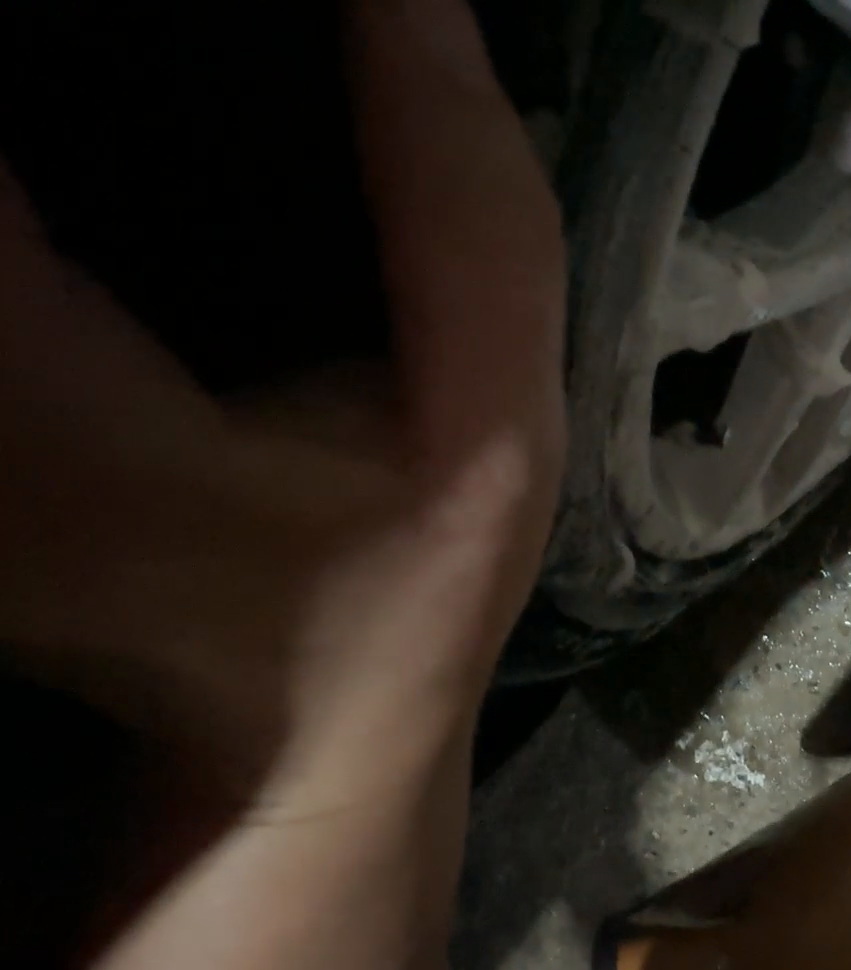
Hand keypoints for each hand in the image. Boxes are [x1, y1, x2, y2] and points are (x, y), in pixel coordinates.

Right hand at [0, 0, 564, 812]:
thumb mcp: (87, 494)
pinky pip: (471, 279)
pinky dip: (426, 198)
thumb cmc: (236, 654)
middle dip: (437, 81)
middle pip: (501, 202)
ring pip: (495, 237)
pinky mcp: (483, 419)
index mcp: (483, 412)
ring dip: (436, 131)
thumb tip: (3, 159)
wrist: (329, 744)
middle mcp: (526, 394)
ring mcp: (517, 405)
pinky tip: (365, 152)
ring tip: (376, 33)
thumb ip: (20, 323)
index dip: (426, 64)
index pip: (478, 200)